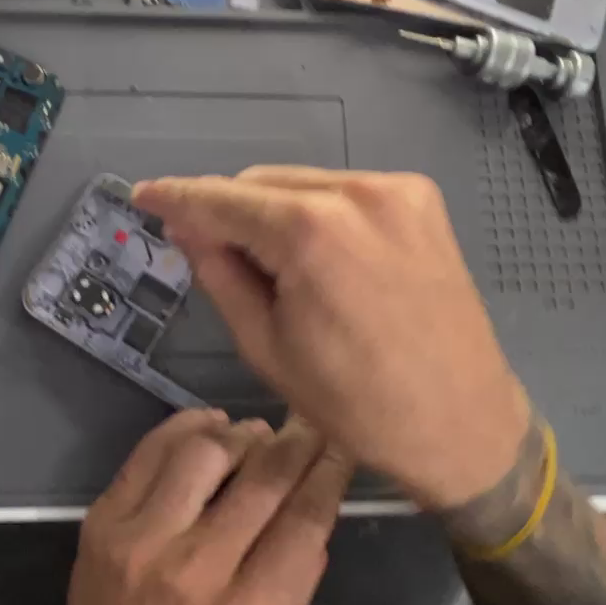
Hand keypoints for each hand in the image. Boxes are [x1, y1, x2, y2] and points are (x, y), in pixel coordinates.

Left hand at [14, 410, 350, 604]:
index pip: (303, 522)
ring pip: (205, 454)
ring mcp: (140, 538)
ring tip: (259, 432)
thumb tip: (317, 506)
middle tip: (310, 423)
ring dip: (242, 434)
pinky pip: (151, 451)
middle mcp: (193, 570)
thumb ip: (296, 586)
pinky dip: (188, 427)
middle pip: (261, 483)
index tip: (342, 444)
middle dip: (296, 444)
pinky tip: (213, 425)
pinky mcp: (103, 517)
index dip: (329, 473)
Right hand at [133, 167, 530, 510]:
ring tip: (272, 266)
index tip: (143, 195)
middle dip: (225, 211)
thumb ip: (217, 272)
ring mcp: (394, 189)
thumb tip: (185, 227)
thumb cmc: (355, 402)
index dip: (175, 197)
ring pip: (297, 182)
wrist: (463, 423)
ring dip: (268, 211)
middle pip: (257, 182)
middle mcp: (355, 191)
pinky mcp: (419, 198)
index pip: (220, 200)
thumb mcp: (264, 345)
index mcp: (311, 232)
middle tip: (210, 254)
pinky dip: (312, 213)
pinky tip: (316, 256)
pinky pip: (339, 191)